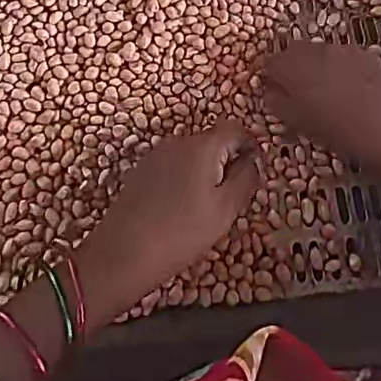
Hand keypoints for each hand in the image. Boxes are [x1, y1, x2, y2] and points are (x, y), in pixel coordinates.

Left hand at [72, 122, 261, 327]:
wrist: (125, 251)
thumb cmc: (183, 231)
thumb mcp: (225, 209)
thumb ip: (246, 178)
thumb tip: (255, 159)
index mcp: (203, 145)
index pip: (235, 129)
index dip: (250, 146)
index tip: (255, 171)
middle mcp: (178, 141)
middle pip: (212, 141)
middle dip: (227, 162)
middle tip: (232, 198)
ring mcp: (156, 154)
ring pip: (192, 155)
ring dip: (205, 172)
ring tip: (205, 208)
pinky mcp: (141, 169)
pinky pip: (172, 166)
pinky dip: (183, 179)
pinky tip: (180, 209)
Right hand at [261, 42, 380, 187]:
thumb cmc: (344, 134)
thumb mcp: (304, 126)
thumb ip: (280, 104)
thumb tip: (270, 90)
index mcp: (294, 70)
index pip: (269, 62)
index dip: (269, 75)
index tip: (273, 88)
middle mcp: (315, 53)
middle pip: (291, 50)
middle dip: (289, 65)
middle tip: (295, 88)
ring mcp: (340, 49)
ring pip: (316, 50)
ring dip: (312, 63)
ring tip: (323, 88)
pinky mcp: (363, 52)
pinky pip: (339, 54)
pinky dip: (335, 65)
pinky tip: (346, 85)